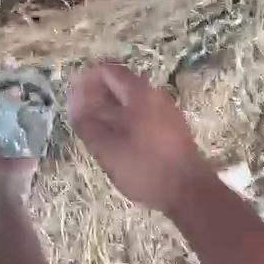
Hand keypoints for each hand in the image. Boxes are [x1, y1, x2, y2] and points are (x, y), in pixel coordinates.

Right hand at [66, 62, 208, 212]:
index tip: (74, 97)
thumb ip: (87, 123)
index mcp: (139, 93)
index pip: (108, 71)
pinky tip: (119, 140)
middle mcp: (155, 95)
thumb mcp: (107, 148)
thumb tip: (75, 103)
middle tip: (81, 114)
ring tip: (96, 128)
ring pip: (133, 100)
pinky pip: (144, 113)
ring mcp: (167, 111)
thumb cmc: (145, 167)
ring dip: (112, 109)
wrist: (190, 192)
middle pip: (121, 84)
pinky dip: (127, 120)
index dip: (88, 79)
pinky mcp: (173, 128)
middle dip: (98, 95)